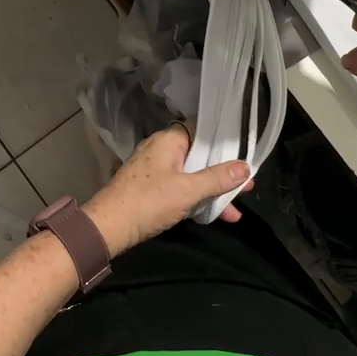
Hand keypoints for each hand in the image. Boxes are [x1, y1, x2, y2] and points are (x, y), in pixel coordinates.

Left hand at [81, 125, 250, 254]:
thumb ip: (218, 178)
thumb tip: (245, 167)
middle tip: (247, 187)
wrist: (109, 225)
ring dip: (212, 190)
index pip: (201, 129)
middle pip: (199, 155)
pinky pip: (180, 187)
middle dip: (223, 173)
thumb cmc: (150, 201)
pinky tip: (215, 215)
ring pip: (191, 174)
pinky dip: (196, 198)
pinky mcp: (151, 188)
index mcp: (169, 140)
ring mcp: (155, 169)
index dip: (224, 141)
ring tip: (235, 209)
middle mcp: (161, 149)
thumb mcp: (189, 190)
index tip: (244, 154)